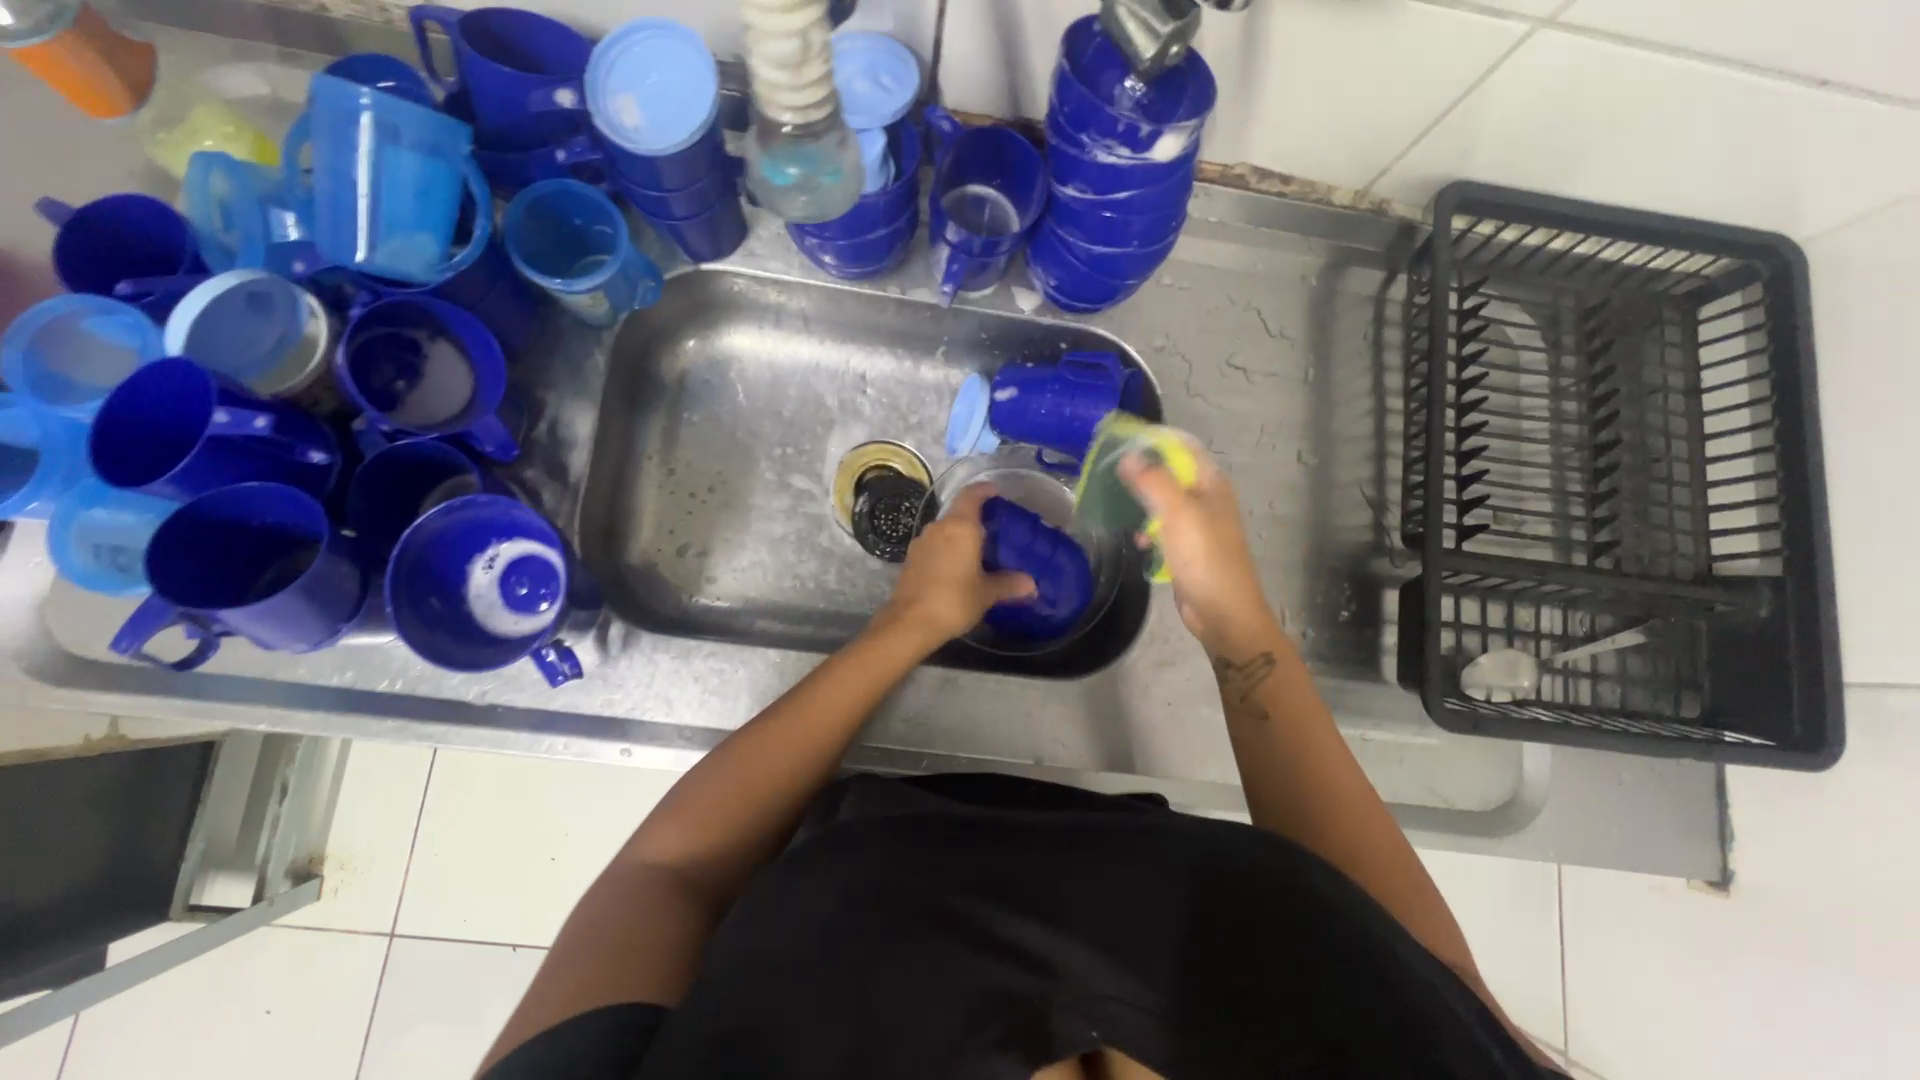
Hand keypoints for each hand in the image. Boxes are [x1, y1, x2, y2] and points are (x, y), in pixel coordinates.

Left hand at [875, 483, 1035, 648]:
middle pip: (958, 513)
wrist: (910, 622)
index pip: (971, 495)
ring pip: (945, 530)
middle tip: (995, 530)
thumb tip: (1031, 584)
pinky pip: (934, 546)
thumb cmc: (954, 600)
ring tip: (977, 551)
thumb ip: (1009, 584)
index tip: (996, 492)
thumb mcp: (986, 593)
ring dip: (959, 536)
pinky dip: (947, 550)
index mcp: (960, 527)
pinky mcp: (911, 559)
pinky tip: (956, 567)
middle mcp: (939, 528)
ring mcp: (921, 542)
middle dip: (975, 518)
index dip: (984, 490)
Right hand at [1119, 449, 1278, 651]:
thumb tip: (1129, 455)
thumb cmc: (1204, 558)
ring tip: (1118, 507)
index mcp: (1211, 484)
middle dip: (1143, 473)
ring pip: (1165, 503)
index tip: (1121, 442)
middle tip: (1111, 474)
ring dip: (1144, 505)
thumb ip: (1154, 481)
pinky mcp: (1189, 550)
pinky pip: (1164, 530)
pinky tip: (1138, 543)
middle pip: (1171, 474)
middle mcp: (1207, 500)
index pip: (1183, 447)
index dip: (1154, 440)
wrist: (1224, 613)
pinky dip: (1149, 532)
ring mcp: (1199, 526)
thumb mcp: (1177, 513)